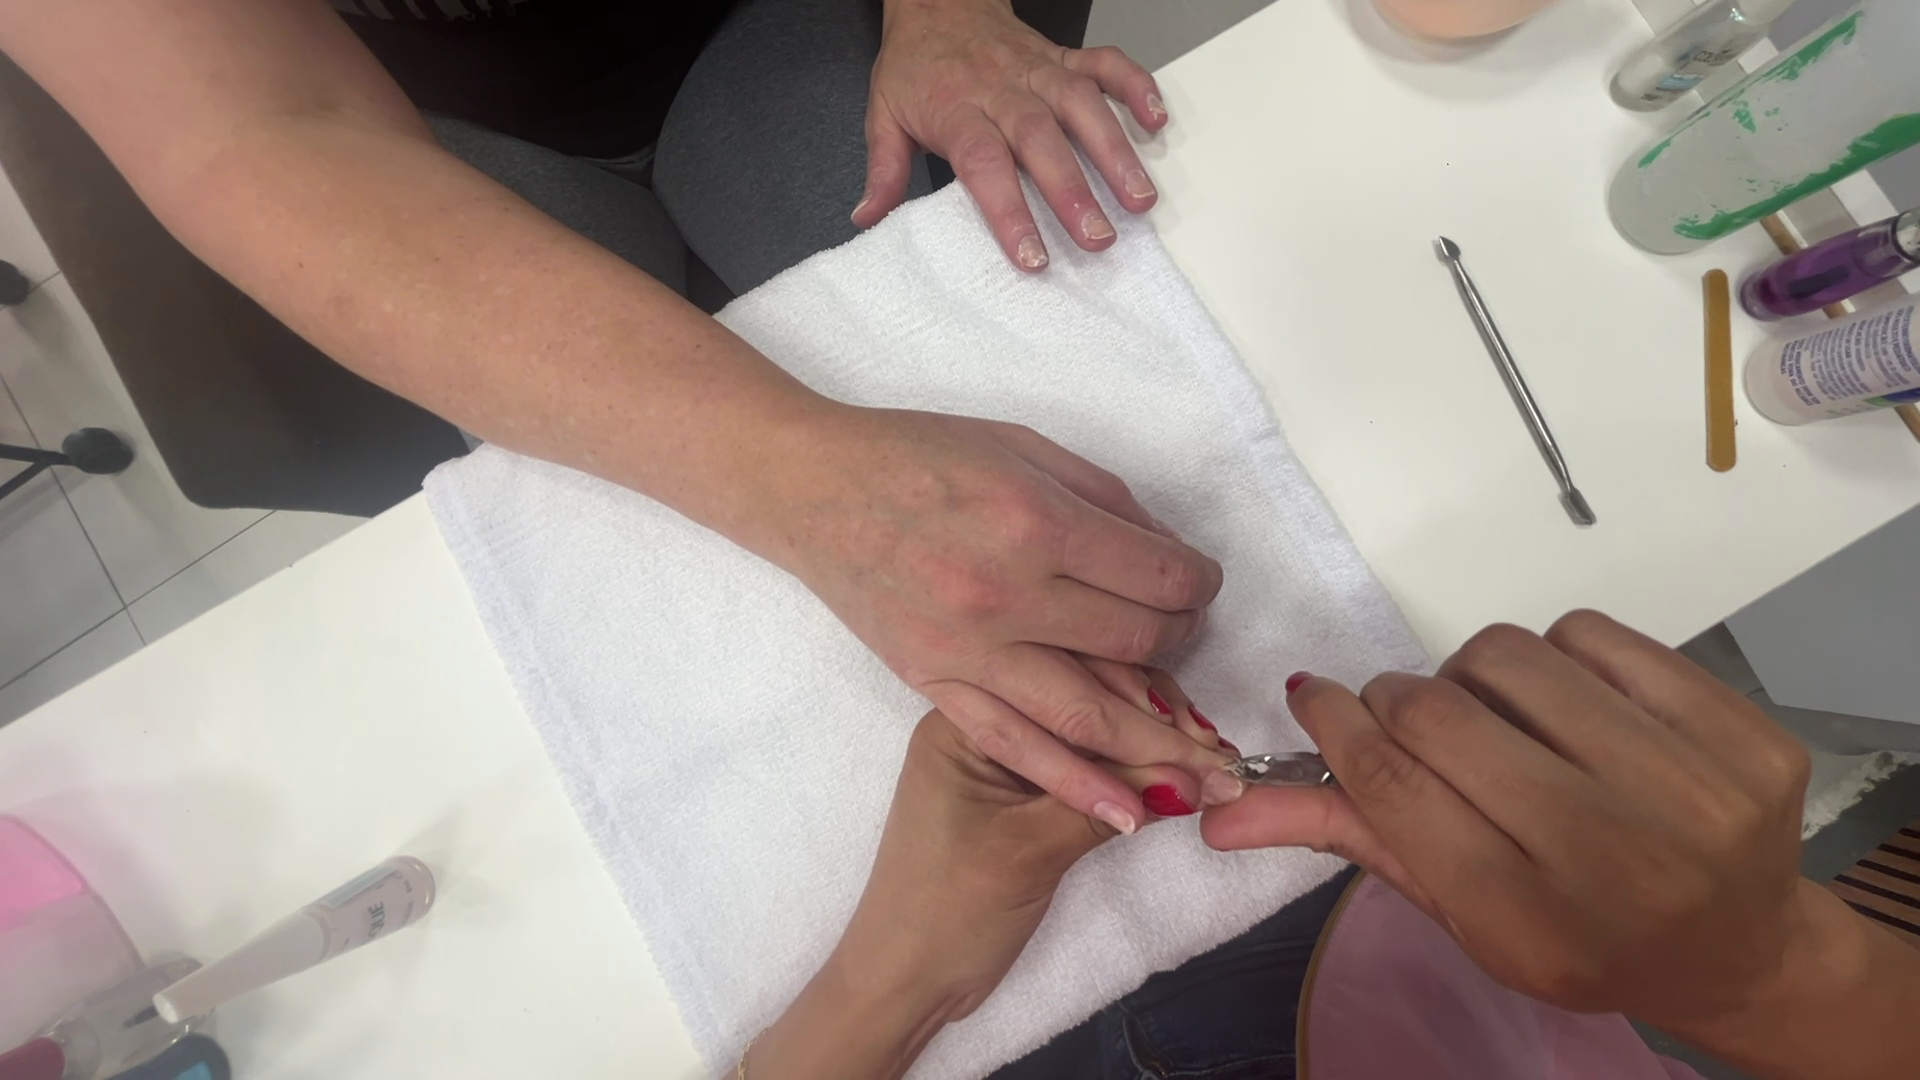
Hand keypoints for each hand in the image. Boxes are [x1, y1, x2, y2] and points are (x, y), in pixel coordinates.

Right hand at [743, 405, 1234, 832]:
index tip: (1198, 580)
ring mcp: (968, 650)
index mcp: (1037, 521)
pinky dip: (1075, 786)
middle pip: (1137, 643)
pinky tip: (1130, 817)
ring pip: (1087, 715)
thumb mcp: (1021, 445)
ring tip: (1207, 761)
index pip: (1159, 576)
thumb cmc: (916, 452)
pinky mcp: (934, 683)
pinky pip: (1013, 744)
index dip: (1199, 582)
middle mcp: (1009, 595)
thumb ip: (1102, 498)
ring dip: (1158, 739)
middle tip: (1186, 630)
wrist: (813, 489)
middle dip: (1183, 641)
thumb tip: (1162, 552)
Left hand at [749, 705, 1203, 1078]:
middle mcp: (984, 718)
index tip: (1204, 739)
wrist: (906, 977)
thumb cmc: (949, 909)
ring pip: (1086, 724)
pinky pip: (1082, 756)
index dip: (1137, 709)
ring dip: (1146, 741)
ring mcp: (1005, 749)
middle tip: (1217, 747)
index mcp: (965, 717)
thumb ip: (1106, 806)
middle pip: (1077, 695)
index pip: (1060, 688)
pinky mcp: (1023, 782)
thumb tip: (1197, 775)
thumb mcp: (1028, 852)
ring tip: (1210, 754)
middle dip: (1150, 719)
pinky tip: (1172, 769)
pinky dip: (1128, 764)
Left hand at [856, 0, 1167, 269]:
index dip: (1010, 212)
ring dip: (1116, 152)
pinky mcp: (1064, 58)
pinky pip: (1106, 64)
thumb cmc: (916, 66)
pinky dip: (1135, 86)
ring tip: (1139, 200)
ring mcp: (1040, 72)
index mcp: (959, 111)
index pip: (986, 166)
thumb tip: (868, 219)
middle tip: (1098, 238)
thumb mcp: (884, 116)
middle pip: (1042, 142)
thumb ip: (882, 171)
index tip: (1032, 256)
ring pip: (1083, 107)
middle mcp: (1005, 91)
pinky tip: (1157, 120)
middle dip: (1074, 192)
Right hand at [1202, 612, 1813, 1031]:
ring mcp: (1691, 792)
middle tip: (1409, 723)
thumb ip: (1336, 834)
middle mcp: (1613, 857)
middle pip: (1434, 711)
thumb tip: (1216, 813)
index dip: (1333, 722)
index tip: (1313, 697)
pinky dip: (1551, 655)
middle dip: (1395, 701)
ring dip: (1470, 677)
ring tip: (1495, 719)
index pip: (1387, 782)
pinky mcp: (1742, 736)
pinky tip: (1568, 707)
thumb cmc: (1561, 932)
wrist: (1739, 951)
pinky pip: (1586, 632)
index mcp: (1524, 915)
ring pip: (1502, 655)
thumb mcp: (1441, 902)